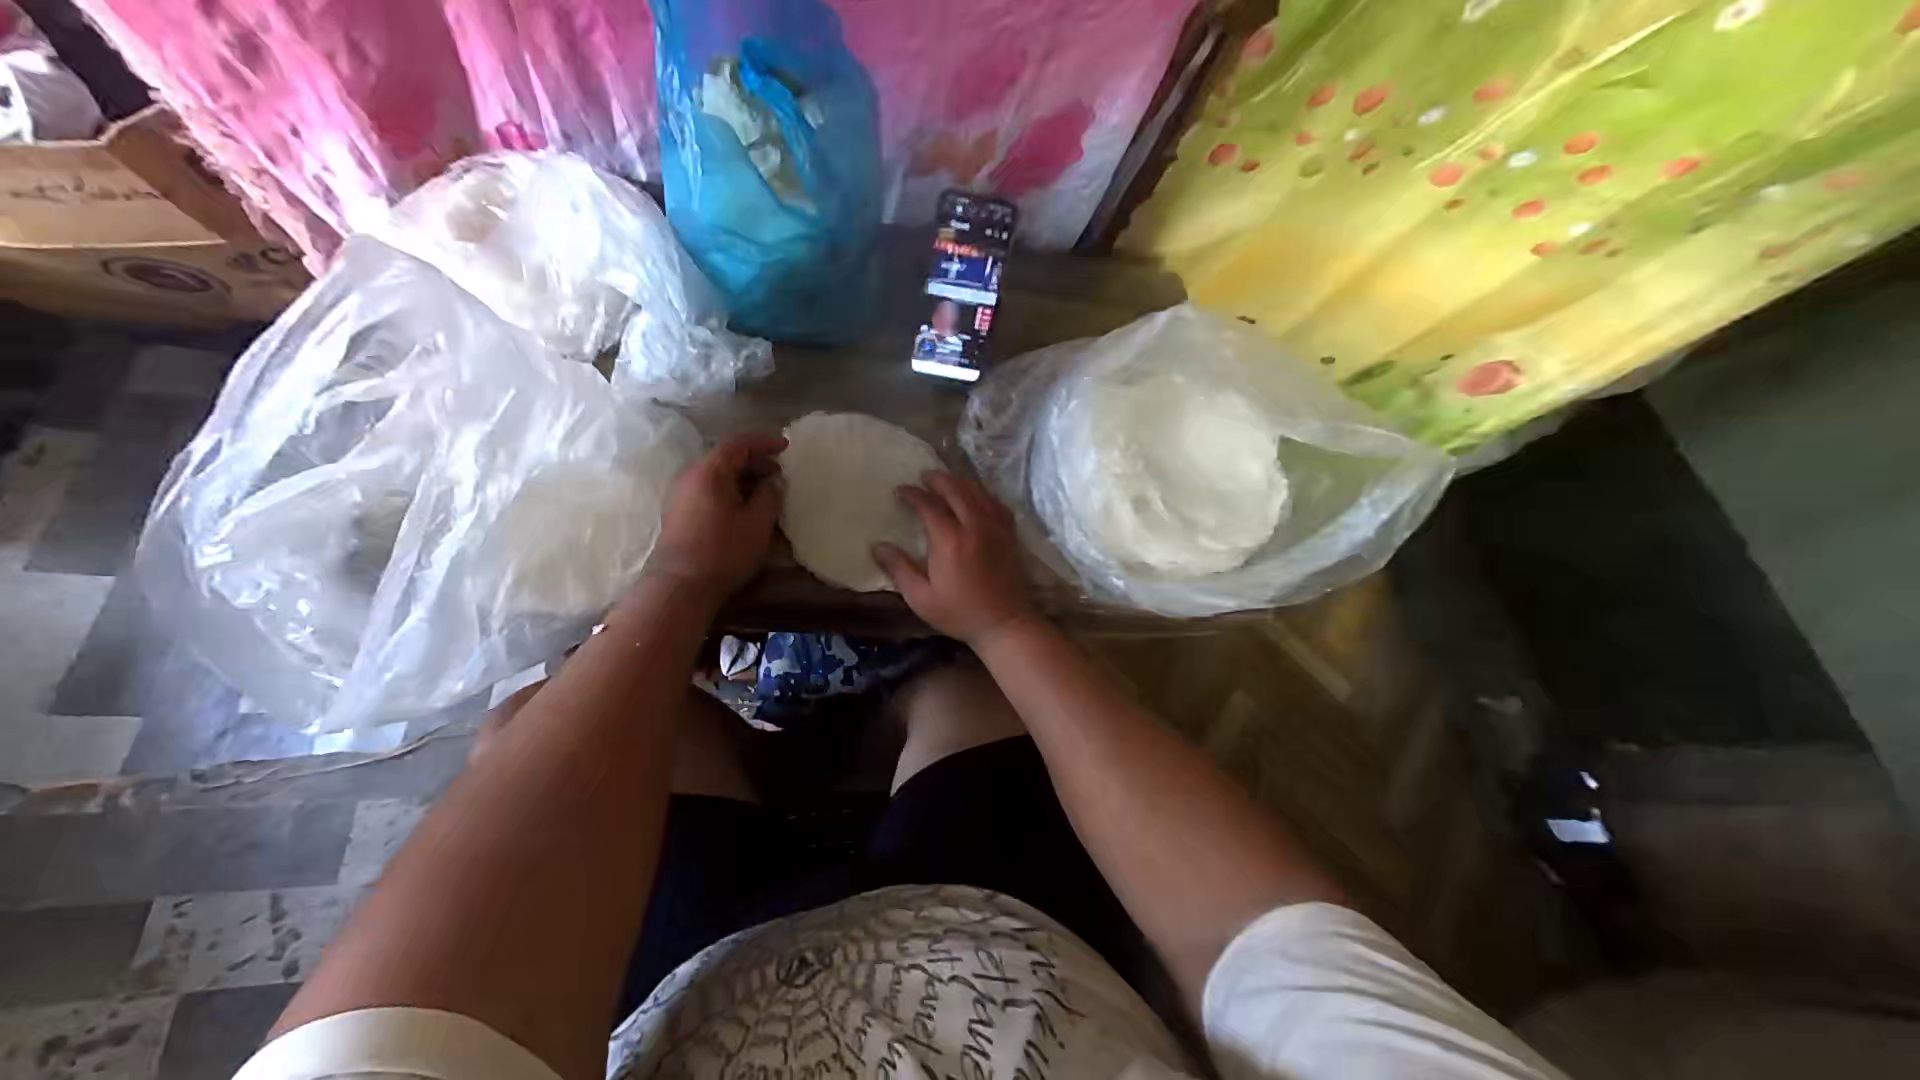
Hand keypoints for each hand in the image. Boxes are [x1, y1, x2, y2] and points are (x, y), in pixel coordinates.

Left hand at [649, 433, 785, 598]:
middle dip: (754, 460)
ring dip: (742, 476)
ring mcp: (680, 494)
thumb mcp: (758, 523)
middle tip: (779, 470)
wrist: (681, 585)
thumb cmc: (724, 551)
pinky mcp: (679, 512)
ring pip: (716, 474)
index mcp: (709, 471)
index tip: (786, 446)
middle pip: (725, 457)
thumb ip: (770, 495)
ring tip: (766, 489)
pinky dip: (729, 488)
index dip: (764, 441)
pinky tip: (745, 505)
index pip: (738, 443)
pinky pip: (708, 488)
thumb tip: (773, 480)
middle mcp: (690, 475)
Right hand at [874, 470, 1038, 645]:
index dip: (913, 494)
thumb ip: (899, 569)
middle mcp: (975, 525)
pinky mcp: (1010, 534)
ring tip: (947, 481)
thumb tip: (877, 547)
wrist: (1005, 624)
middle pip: (956, 489)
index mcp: (950, 539)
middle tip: (924, 476)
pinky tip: (977, 496)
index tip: (900, 491)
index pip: (928, 505)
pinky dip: (983, 494)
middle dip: (938, 479)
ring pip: (978, 492)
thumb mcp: (921, 597)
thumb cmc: (960, 613)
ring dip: (960, 482)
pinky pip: (997, 503)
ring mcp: (996, 528)